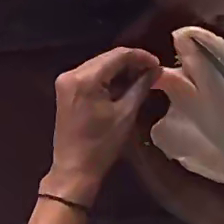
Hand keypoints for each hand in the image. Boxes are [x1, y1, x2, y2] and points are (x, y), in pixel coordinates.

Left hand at [44, 47, 161, 206]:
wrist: (74, 168)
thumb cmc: (101, 144)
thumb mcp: (126, 114)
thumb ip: (141, 87)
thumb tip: (156, 70)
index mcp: (86, 78)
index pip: (117, 55)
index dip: (140, 56)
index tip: (158, 64)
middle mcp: (72, 73)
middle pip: (107, 58)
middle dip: (130, 62)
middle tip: (152, 71)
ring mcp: (66, 80)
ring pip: (99, 64)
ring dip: (119, 69)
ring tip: (142, 77)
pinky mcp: (65, 88)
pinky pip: (90, 74)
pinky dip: (107, 77)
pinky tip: (123, 83)